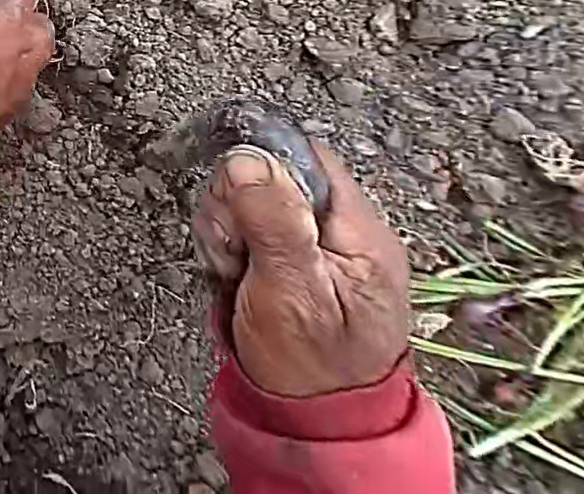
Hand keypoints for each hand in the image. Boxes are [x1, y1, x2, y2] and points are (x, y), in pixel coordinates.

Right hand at [192, 142, 411, 397]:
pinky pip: (243, 221)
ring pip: (248, 194)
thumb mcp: (293, 294)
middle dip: (236, 202)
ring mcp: (309, 240)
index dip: (262, 165)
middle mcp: (337, 227)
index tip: (234, 196)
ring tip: (233, 267)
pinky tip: (231, 269)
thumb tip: (246, 159)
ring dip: (226, 225)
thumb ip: (273, 223)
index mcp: (357, 230)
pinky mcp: (284, 253)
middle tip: (234, 247)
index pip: (306, 157)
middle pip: (271, 172)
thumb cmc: (311, 371)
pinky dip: (226, 240)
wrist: (310, 427)